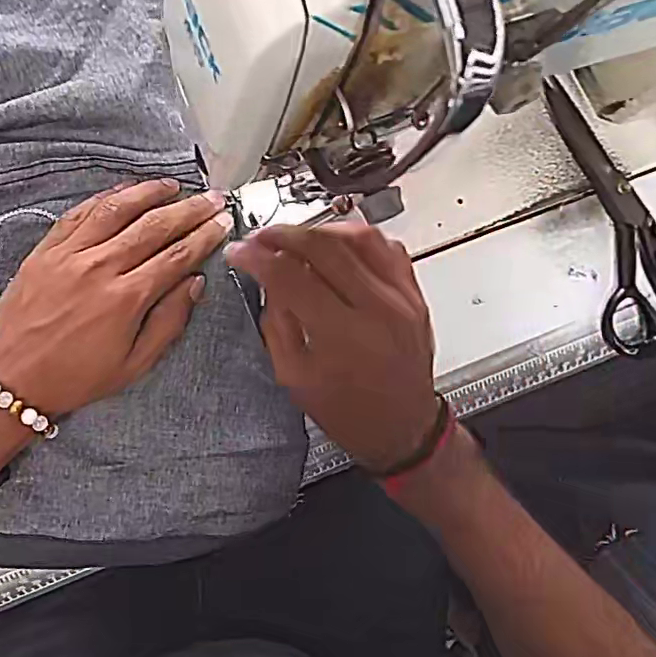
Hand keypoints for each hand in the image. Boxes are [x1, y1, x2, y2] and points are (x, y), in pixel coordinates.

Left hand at [0, 179, 231, 471]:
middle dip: (188, 208)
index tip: (222, 222)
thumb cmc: (74, 378)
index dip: (205, 235)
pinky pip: (80, 213)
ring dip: (149, 192)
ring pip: (117, 209)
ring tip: (172, 185)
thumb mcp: (133, 365)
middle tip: (210, 198)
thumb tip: (195, 284)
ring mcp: (69, 255)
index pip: (177, 255)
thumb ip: (168, 322)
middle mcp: (99, 268)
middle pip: (154, 225)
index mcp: (125, 299)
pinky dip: (105, 198)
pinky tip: (124, 191)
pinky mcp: (46, 250)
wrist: (12, 379)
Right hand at [225, 222, 440, 473]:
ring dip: (319, 230)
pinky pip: (387, 246)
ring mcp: (401, 298)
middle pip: (322, 245)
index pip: (289, 275)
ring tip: (297, 238)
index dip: (256, 257)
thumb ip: (277, 324)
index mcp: (341, 336)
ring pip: (358, 235)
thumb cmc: (351, 411)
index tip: (241, 253)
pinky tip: (338, 245)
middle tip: (261, 238)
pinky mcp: (414, 294)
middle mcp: (377, 310)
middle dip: (282, 235)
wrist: (401, 427)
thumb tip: (268, 281)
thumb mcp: (294, 376)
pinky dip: (357, 238)